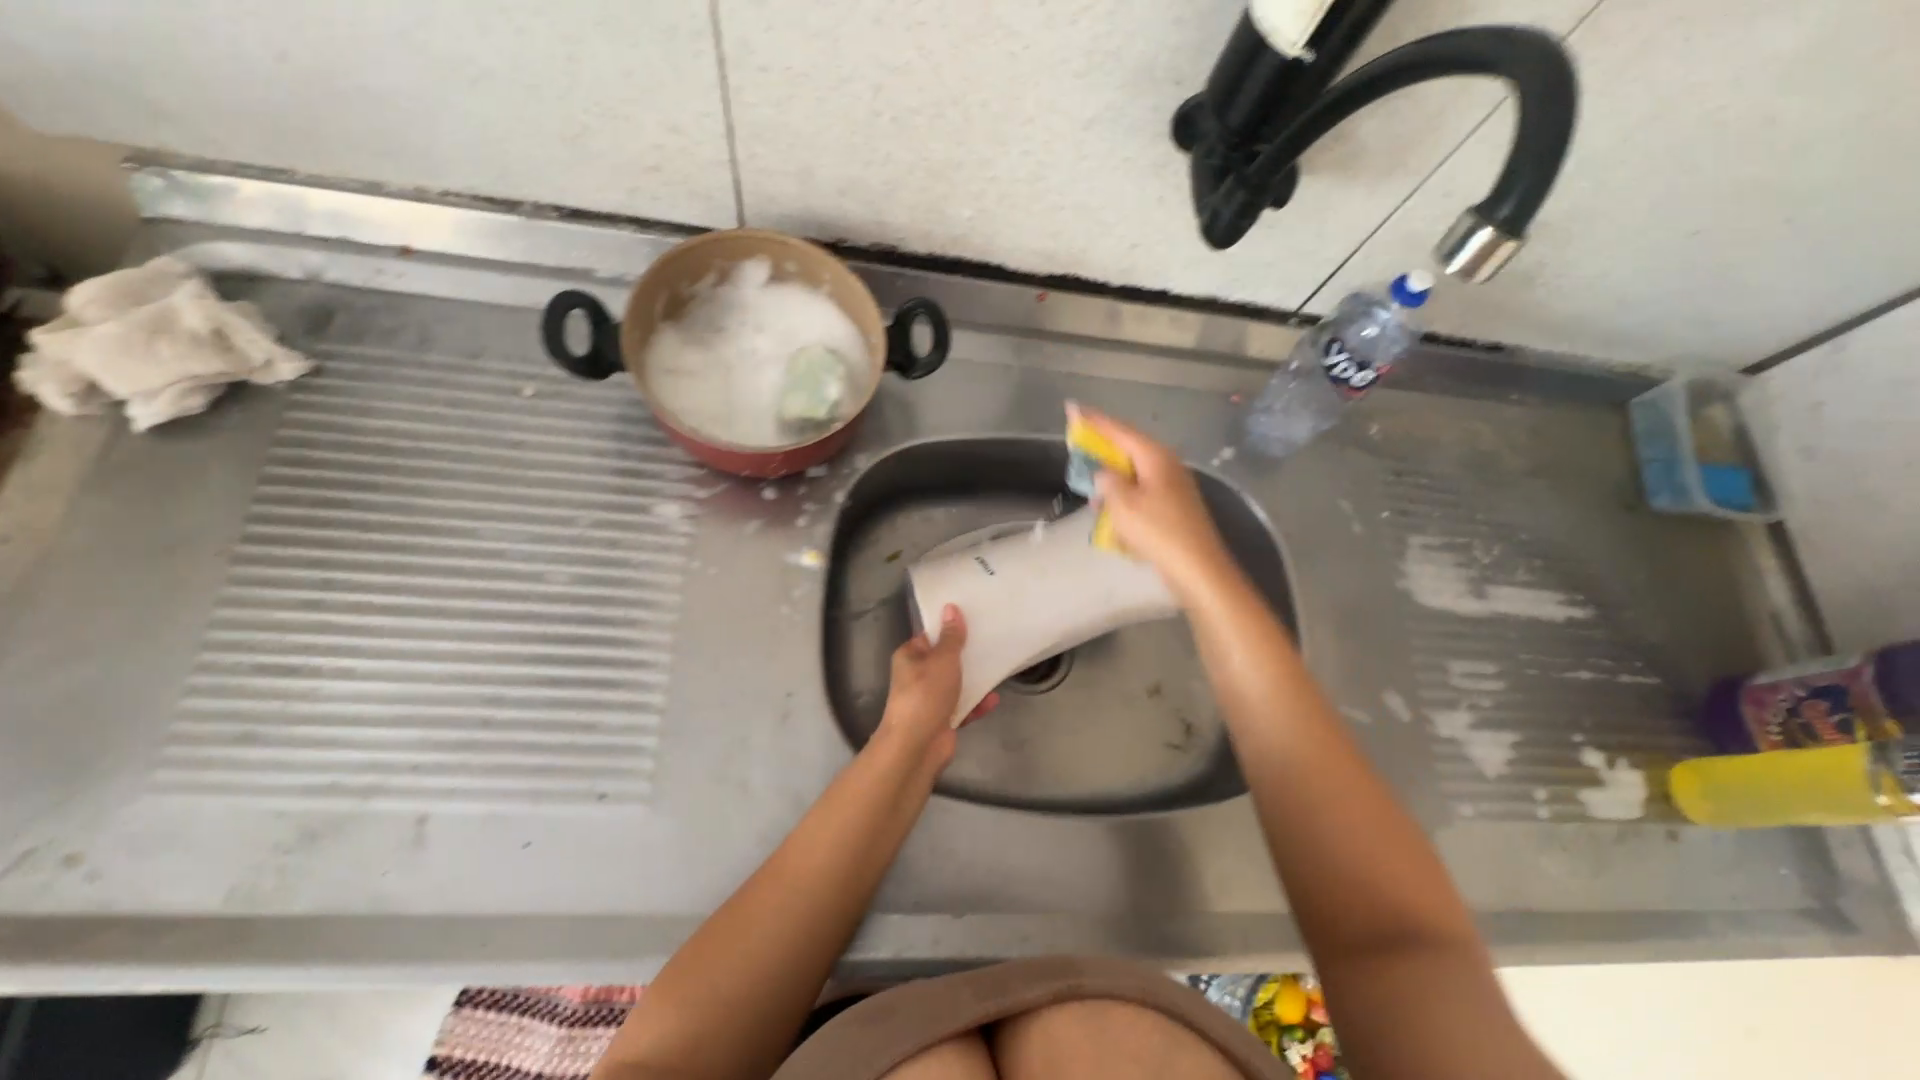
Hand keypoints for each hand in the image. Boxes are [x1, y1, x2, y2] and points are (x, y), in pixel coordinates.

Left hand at [874, 604, 997, 770]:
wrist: (917, 746)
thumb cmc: (926, 694)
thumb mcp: (942, 660)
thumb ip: (951, 636)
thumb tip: (951, 608)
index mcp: (910, 657)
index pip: (929, 637)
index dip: (949, 628)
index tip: (973, 619)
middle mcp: (917, 676)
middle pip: (945, 661)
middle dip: (966, 655)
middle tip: (991, 641)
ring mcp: (929, 700)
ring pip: (955, 685)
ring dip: (974, 680)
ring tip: (997, 668)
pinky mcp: (942, 720)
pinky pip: (962, 708)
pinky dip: (976, 704)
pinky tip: (993, 699)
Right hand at [1071, 404, 1238, 606]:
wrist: (1197, 569)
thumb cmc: (1158, 532)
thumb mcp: (1123, 504)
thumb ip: (1108, 482)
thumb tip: (1104, 473)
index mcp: (1155, 457)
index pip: (1119, 430)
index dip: (1094, 421)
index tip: (1072, 408)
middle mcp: (1167, 466)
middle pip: (1128, 449)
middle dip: (1102, 450)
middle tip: (1078, 446)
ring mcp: (1173, 487)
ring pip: (1135, 474)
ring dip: (1113, 481)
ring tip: (1093, 493)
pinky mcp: (1174, 508)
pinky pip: (1142, 495)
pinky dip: (1126, 501)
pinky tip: (1114, 517)